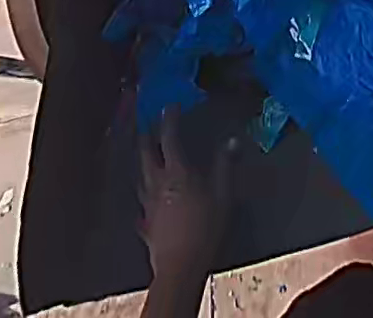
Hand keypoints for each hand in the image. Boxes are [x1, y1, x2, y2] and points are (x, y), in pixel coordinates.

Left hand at [138, 109, 233, 279]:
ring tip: (143, 155)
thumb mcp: (223, 192)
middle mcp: (157, 183)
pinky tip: (141, 202)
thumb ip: (226, 164)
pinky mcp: (144, 224)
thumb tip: (233, 139)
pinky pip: (140, 206)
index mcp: (177, 171)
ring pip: (140, 177)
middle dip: (146, 138)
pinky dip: (141, 198)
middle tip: (147, 124)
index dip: (169, 120)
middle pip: (147, 155)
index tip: (170, 106)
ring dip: (141, 162)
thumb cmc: (205, 224)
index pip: (170, 139)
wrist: (181, 266)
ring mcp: (147, 205)